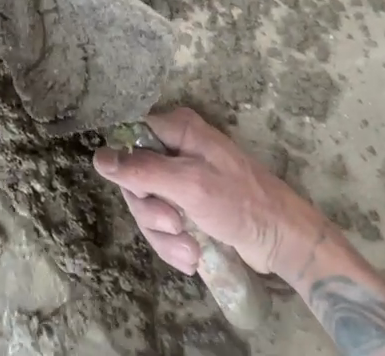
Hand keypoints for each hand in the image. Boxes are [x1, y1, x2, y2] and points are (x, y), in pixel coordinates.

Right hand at [93, 107, 332, 282]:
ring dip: (164, 235)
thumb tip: (98, 157)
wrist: (286, 242)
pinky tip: (192, 256)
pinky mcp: (188, 206)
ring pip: (147, 205)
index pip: (128, 139)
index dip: (128, 169)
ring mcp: (181, 178)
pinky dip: (173, 244)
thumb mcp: (189, 185)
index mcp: (177, 128)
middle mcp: (175, 148)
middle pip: (134, 177)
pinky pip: (162, 223)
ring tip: (190, 250)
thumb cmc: (242, 204)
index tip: (144, 192)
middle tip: (175, 225)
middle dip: (151, 211)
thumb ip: (141, 170)